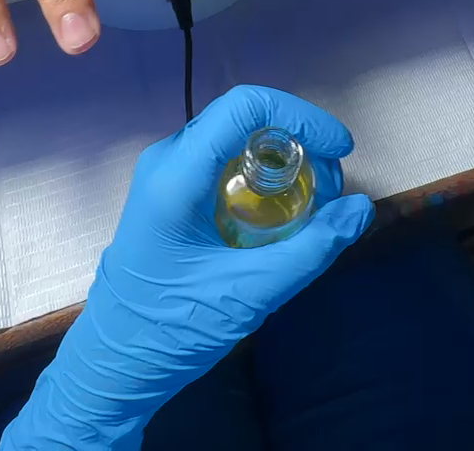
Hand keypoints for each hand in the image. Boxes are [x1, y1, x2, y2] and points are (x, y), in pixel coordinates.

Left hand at [1, 85, 374, 448]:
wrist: (112, 366)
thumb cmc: (171, 331)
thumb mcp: (250, 294)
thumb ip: (311, 249)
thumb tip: (362, 208)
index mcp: (176, 174)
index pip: (244, 106)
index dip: (300, 115)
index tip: (340, 150)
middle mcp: (168, 158)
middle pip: (245, 118)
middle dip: (299, 139)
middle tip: (333, 186)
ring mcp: (166, 171)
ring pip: (237, 136)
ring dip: (284, 154)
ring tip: (317, 198)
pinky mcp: (172, 188)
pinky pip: (225, 157)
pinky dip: (263, 170)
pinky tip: (285, 208)